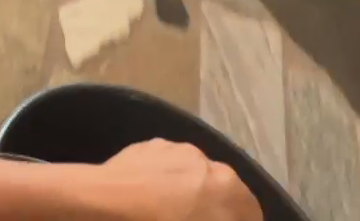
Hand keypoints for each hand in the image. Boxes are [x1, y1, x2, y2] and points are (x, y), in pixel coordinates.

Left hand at [76, 139, 262, 220]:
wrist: (107, 203)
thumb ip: (222, 219)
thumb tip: (215, 216)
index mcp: (229, 187)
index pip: (252, 213)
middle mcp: (205, 159)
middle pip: (222, 192)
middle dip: (216, 211)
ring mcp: (173, 148)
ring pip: (193, 177)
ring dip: (191, 194)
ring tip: (169, 214)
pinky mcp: (146, 146)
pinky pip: (167, 168)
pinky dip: (167, 182)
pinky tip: (150, 200)